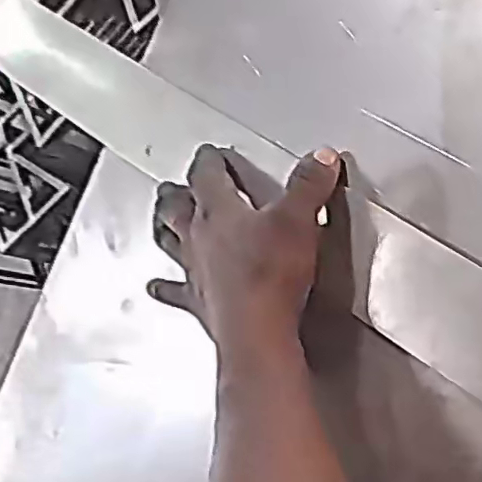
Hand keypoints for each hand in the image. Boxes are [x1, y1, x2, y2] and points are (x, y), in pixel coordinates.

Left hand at [149, 145, 342, 358]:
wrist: (258, 326)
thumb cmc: (271, 274)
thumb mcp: (300, 221)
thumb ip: (310, 186)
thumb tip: (322, 157)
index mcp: (220, 212)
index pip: (208, 175)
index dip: (211, 162)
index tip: (214, 154)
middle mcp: (199, 237)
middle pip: (178, 207)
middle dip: (179, 194)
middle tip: (178, 186)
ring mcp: (196, 269)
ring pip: (170, 241)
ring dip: (166, 230)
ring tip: (163, 222)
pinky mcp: (200, 300)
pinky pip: (174, 290)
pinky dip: (166, 286)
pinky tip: (159, 285)